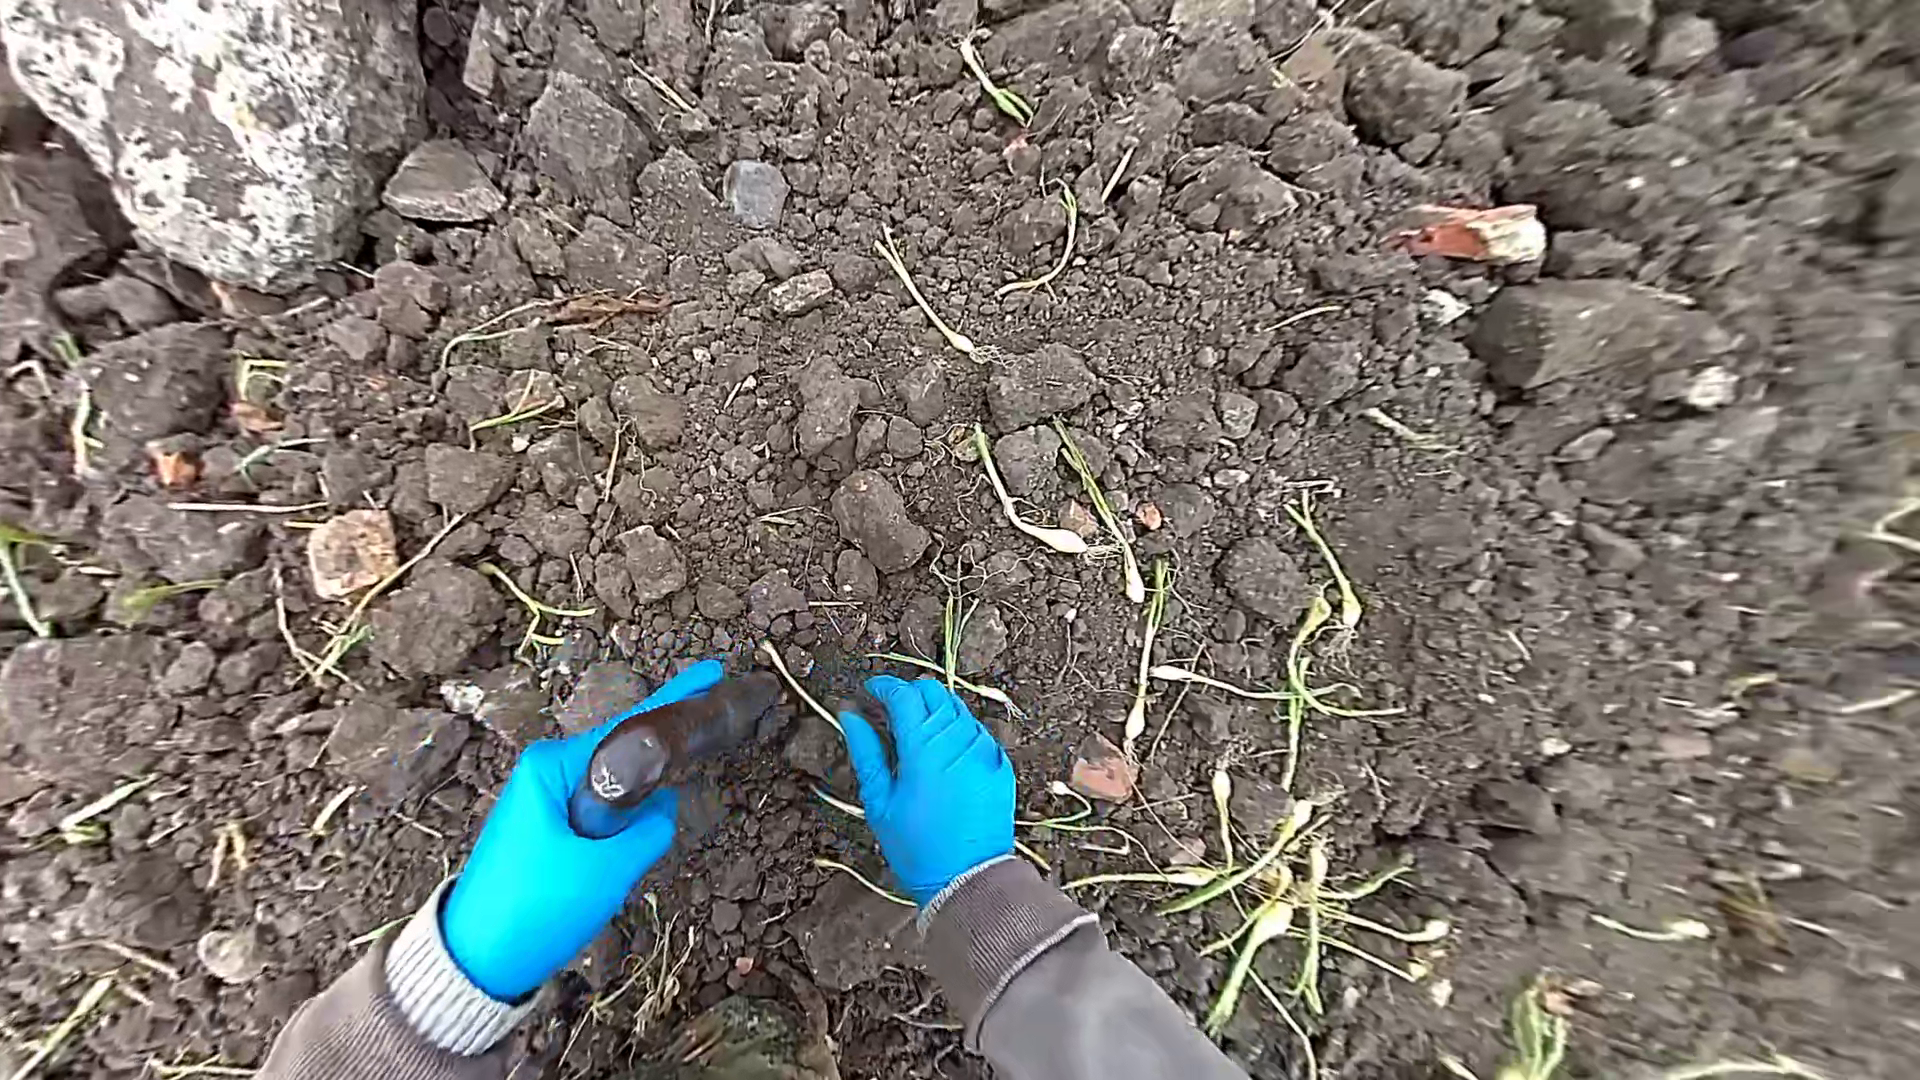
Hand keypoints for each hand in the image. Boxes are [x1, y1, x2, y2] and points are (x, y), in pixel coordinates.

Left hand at [440, 658, 724, 1000]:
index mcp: (553, 766)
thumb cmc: (537, 907)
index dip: (677, 697)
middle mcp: (547, 769)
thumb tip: (666, 803)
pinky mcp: (547, 820)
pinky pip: (600, 801)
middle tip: (706, 739)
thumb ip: (654, 825)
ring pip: (615, 779)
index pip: (630, 722)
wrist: (470, 969)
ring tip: (657, 812)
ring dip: (641, 793)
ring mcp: (545, 794)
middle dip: (662, 753)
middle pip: (624, 747)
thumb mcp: (610, 867)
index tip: (712, 671)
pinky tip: (636, 830)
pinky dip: (624, 811)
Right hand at [840, 676, 1014, 905]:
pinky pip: (976, 730)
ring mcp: (984, 749)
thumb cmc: (918, 847)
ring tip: (915, 735)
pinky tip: (943, 752)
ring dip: (933, 710)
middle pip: (932, 691)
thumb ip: (866, 751)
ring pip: (956, 707)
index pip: (903, 694)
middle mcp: (958, 739)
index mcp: (924, 748)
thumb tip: (850, 715)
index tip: (869, 691)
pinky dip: (956, 729)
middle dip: (908, 693)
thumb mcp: (880, 801)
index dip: (883, 686)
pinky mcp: (999, 762)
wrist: (971, 881)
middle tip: (889, 713)